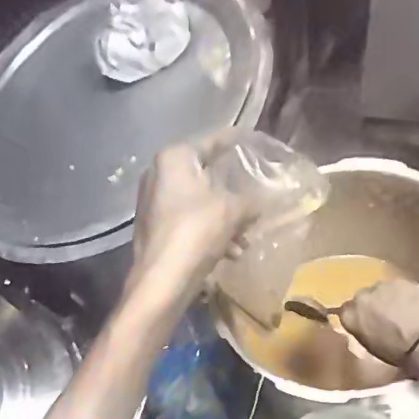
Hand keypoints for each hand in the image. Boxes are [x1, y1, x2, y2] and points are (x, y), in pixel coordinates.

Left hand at [125, 136, 249, 313]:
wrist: (163, 278)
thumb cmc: (197, 232)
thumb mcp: (233, 211)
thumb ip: (252, 201)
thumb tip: (265, 201)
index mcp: (174, 158)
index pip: (212, 141)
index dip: (236, 141)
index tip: (254, 140)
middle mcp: (159, 174)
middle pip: (206, 176)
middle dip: (232, 194)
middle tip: (254, 201)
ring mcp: (154, 203)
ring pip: (200, 204)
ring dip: (226, 220)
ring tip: (245, 240)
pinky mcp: (155, 228)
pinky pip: (189, 223)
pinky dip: (210, 233)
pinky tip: (230, 253)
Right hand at [339, 280, 418, 364]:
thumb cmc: (394, 351)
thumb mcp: (369, 345)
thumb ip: (361, 328)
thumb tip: (364, 321)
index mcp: (350, 315)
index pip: (346, 310)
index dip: (358, 316)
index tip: (366, 323)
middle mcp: (362, 296)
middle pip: (363, 297)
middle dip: (372, 304)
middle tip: (384, 317)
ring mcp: (383, 286)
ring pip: (382, 289)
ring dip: (388, 297)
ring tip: (401, 311)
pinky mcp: (403, 281)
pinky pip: (400, 288)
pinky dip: (404, 295)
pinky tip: (413, 306)